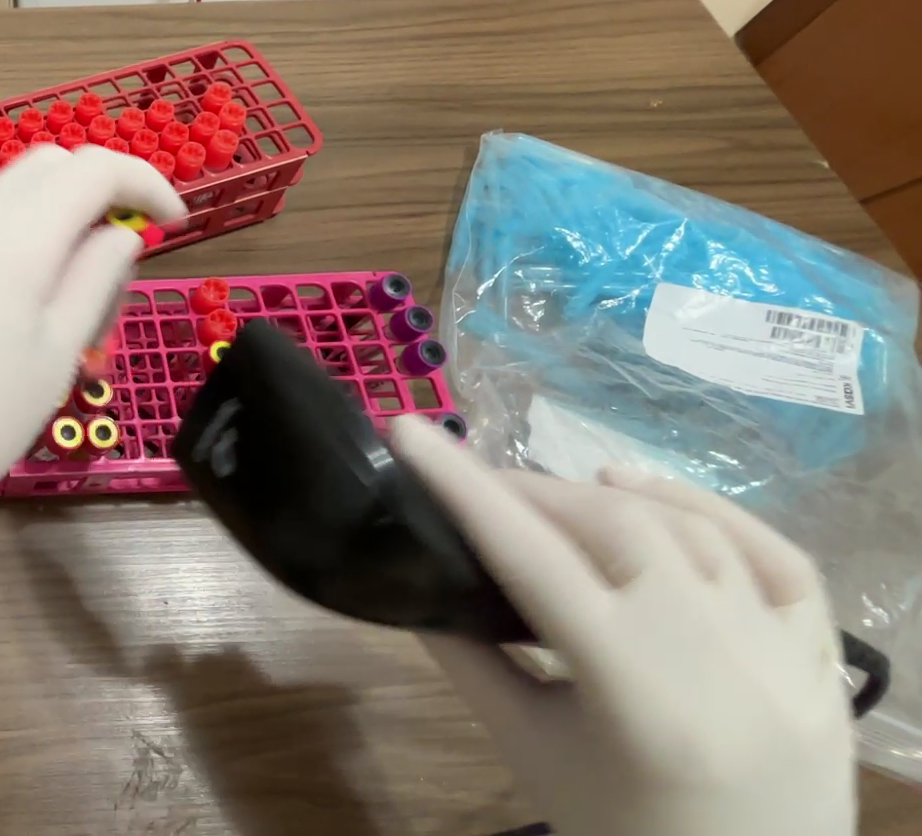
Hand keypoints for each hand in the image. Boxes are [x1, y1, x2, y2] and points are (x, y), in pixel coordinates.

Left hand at [0, 146, 185, 640]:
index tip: (171, 222)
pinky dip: (3, 245)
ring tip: (57, 304)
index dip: (145, 182)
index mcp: (11, 239)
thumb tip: (120, 233)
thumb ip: (96, 278)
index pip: (93, 168)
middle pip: (46, 167)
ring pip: (3, 199)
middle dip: (96, 194)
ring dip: (49, 224)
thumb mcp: (56, 356)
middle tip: (114, 261)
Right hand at [388, 416, 854, 835]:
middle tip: (471, 487)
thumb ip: (462, 654)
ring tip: (542, 494)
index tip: (407, 430)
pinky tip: (642, 490)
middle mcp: (720, 659)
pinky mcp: (820, 656)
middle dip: (527, 490)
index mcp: (634, 690)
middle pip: (611, 526)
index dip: (461, 485)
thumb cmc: (617, 825)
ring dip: (598, 496)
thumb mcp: (521, 742)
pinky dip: (703, 507)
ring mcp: (784, 654)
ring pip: (684, 528)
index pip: (531, 556)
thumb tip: (410, 576)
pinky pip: (775, 554)